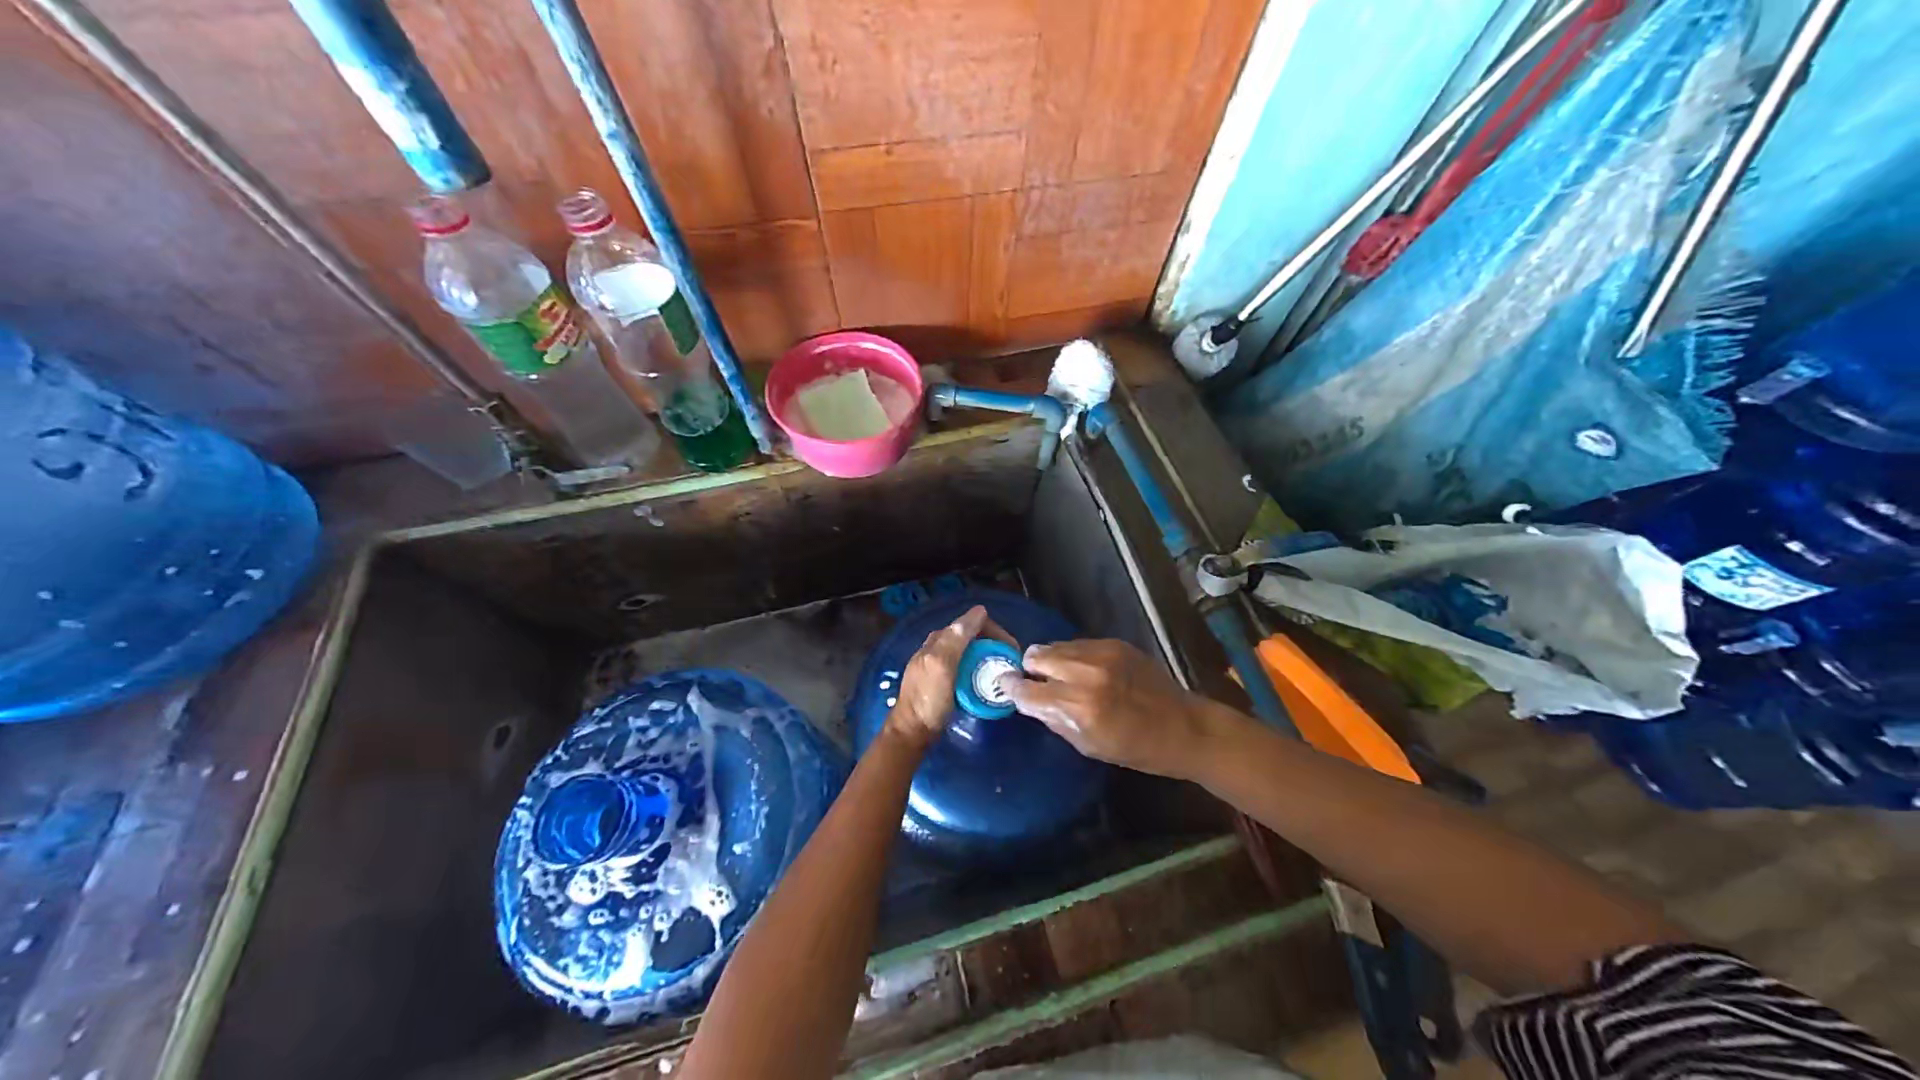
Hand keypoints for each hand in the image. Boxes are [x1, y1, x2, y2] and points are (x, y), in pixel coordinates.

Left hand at [884, 606, 1012, 748]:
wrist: (913, 732)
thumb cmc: (928, 699)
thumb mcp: (942, 666)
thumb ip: (956, 639)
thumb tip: (979, 612)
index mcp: (938, 639)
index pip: (973, 622)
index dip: (995, 632)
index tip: (1011, 651)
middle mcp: (939, 646)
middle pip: (974, 637)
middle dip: (995, 645)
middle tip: (1011, 664)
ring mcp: (940, 663)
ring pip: (972, 653)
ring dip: (990, 659)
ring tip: (1004, 673)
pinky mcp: (944, 680)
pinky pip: (968, 668)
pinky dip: (980, 670)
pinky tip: (987, 683)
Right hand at [1003, 639, 1230, 780]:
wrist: (1184, 727)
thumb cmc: (1135, 748)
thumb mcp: (1087, 745)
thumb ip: (1053, 719)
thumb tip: (1028, 701)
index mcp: (1077, 707)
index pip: (1025, 690)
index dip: (1012, 689)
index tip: (1008, 688)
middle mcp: (1085, 674)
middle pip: (1035, 656)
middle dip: (1030, 670)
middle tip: (1038, 682)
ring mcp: (1101, 654)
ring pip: (1055, 646)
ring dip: (1051, 660)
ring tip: (1061, 675)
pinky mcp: (1114, 643)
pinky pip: (1078, 644)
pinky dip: (1074, 656)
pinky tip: (1086, 671)